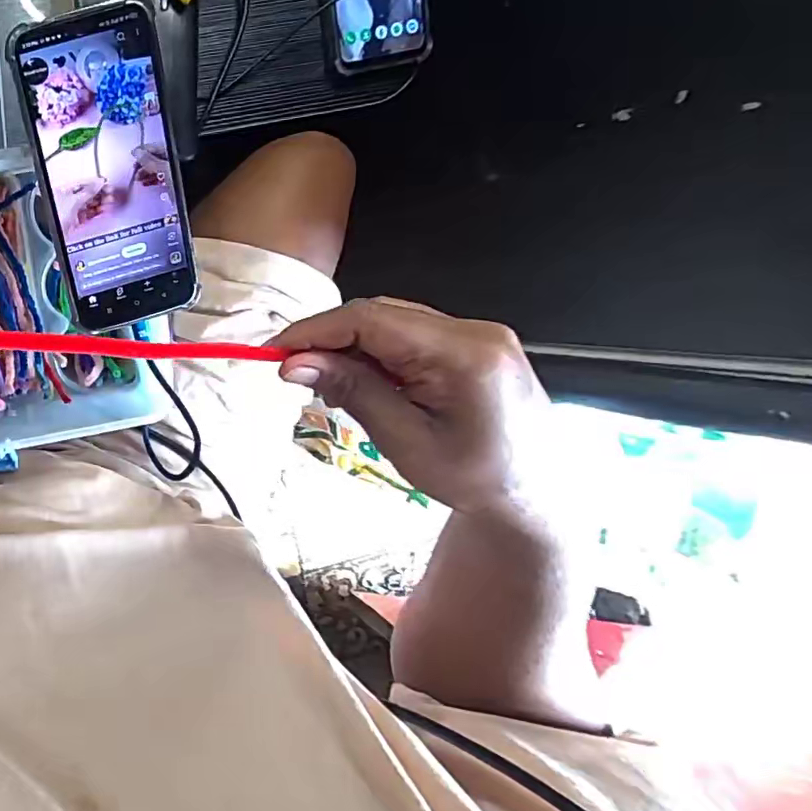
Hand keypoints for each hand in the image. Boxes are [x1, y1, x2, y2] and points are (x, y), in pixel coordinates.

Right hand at [269, 298, 552, 517]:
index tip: (274, 353)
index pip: (369, 320)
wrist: (537, 495)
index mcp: (464, 354)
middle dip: (327, 339)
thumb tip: (296, 363)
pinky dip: (371, 353)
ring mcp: (473, 334)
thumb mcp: (404, 440)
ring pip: (387, 321)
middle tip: (293, 372)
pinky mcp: (468, 344)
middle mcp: (473, 331)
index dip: (314, 331)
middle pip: (376, 315)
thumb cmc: (475, 478)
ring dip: (347, 347)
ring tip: (327, 384)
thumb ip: (351, 391)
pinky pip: (404, 335)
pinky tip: (361, 381)